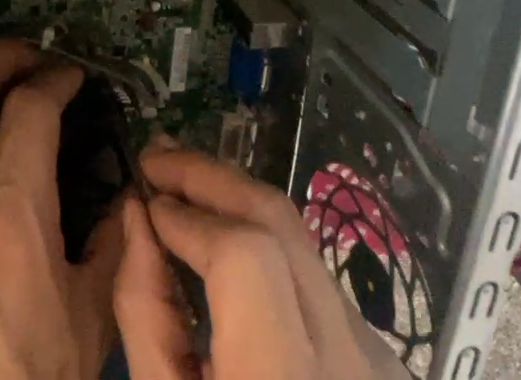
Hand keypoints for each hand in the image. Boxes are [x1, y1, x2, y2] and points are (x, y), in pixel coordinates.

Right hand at [116, 147, 403, 379]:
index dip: (186, 216)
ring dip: (236, 201)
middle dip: (210, 178)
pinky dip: (263, 243)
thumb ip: (143, 312)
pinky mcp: (384, 357)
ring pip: (303, 242)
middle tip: (154, 159)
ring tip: (181, 186)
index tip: (142, 202)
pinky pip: (315, 276)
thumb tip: (136, 218)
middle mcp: (348, 360)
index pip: (245, 257)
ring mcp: (377, 357)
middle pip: (283, 224)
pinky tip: (223, 246)